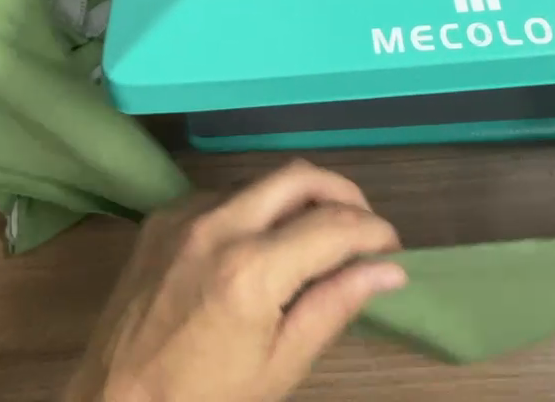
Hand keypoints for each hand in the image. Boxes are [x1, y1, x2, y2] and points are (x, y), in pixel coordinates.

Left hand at [64, 160, 406, 401]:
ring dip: (298, 199)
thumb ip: (334, 306)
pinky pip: (223, 195)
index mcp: (251, 269)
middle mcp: (218, 224)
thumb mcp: (280, 367)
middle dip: (343, 193)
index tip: (392, 246)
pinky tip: (260, 244)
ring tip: (317, 236)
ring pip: (260, 181)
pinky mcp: (163, 215)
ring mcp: (185, 214)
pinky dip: (254, 209)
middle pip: (299, 176)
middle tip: (363, 224)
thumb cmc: (205, 398)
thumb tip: (389, 270)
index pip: (333, 226)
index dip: (373, 231)